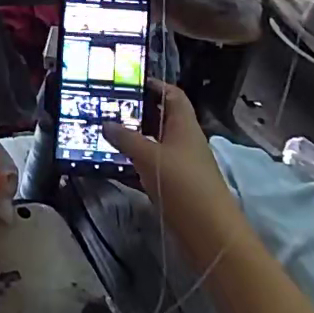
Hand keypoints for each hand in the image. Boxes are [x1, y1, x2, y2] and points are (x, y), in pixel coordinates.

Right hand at [103, 81, 250, 261]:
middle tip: (109, 108)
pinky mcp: (175, 185)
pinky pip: (152, 166)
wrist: (208, 230)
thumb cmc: (183, 184)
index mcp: (184, 125)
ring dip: (134, 138)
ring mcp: (180, 163)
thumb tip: (106, 123)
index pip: (173, 95)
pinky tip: (115, 164)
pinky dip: (135, 163)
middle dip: (138, 112)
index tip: (130, 82)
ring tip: (105, 133)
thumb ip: (127, 139)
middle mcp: (184, 140)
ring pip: (155, 143)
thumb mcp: (150, 156)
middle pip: (161, 118)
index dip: (156, 85)